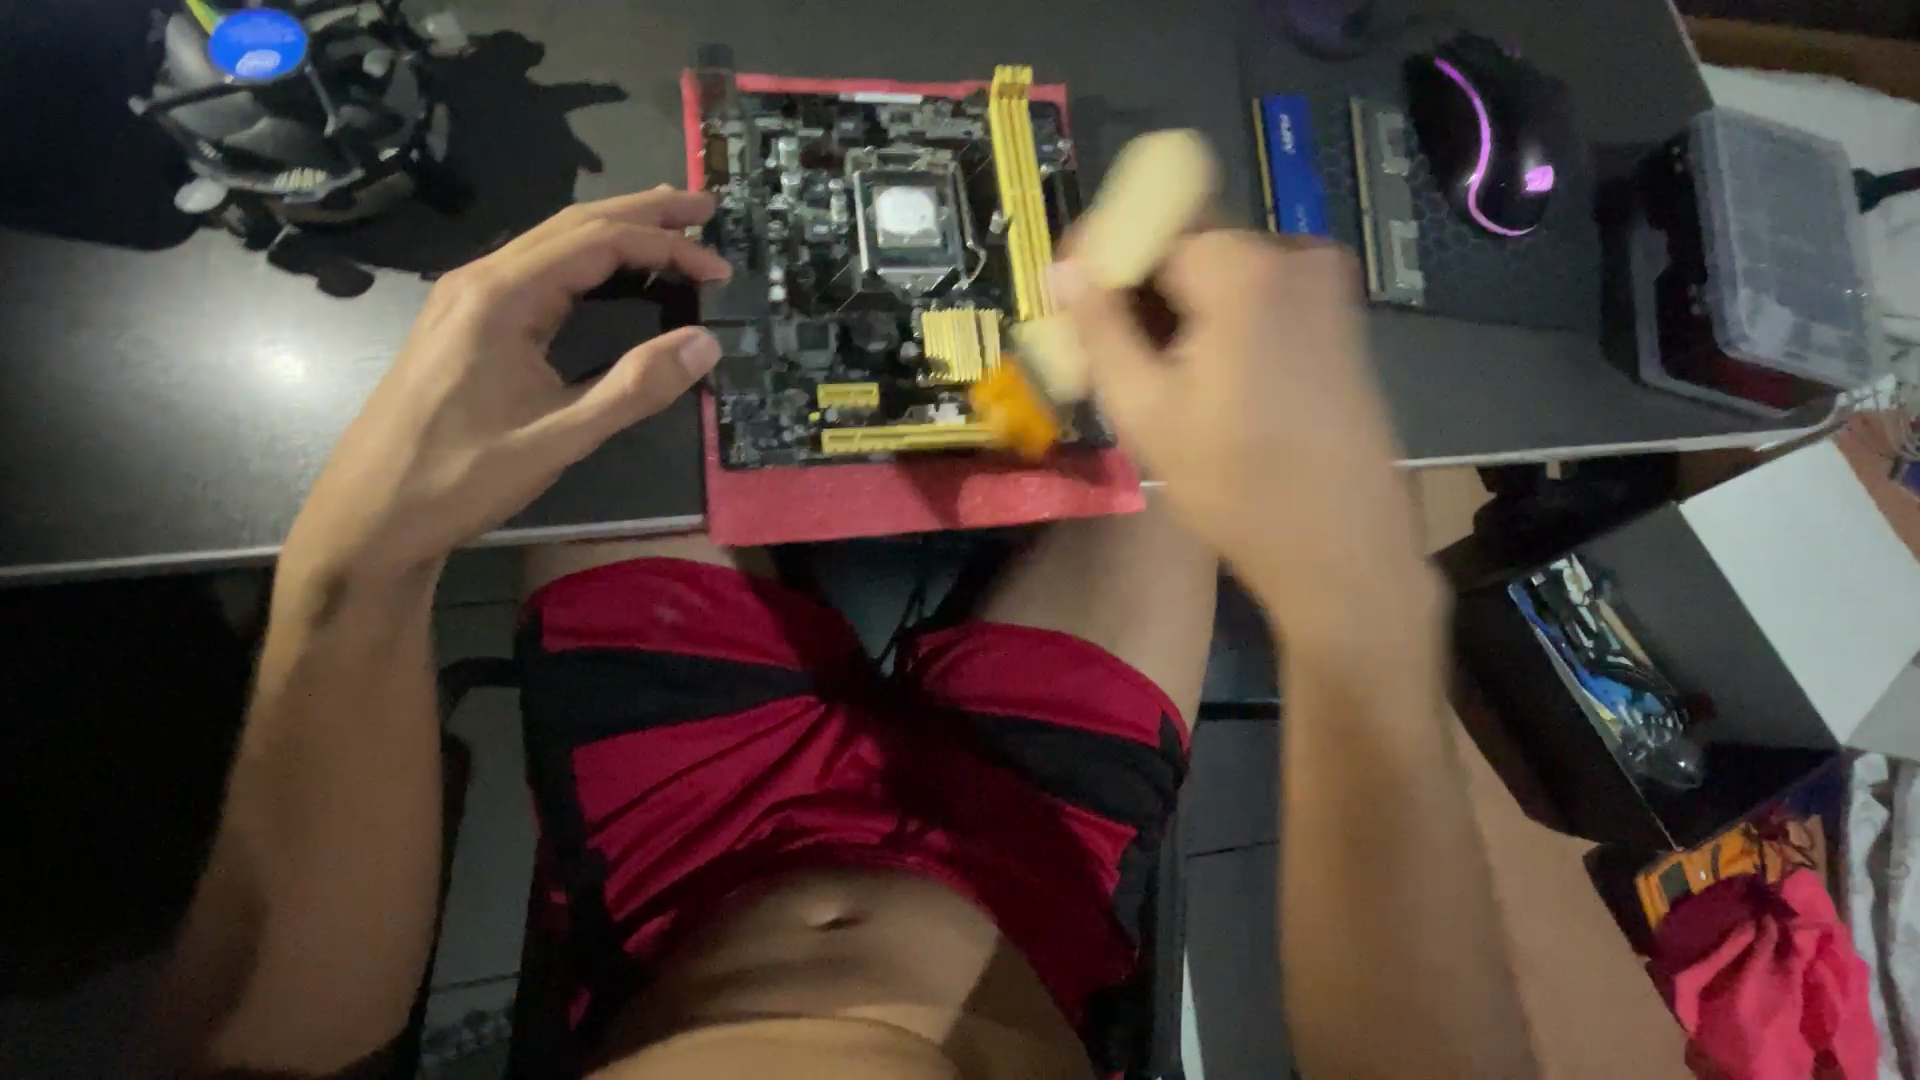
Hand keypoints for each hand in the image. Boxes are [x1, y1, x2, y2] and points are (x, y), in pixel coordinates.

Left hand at [281, 188, 730, 583]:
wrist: (371, 513)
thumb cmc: (463, 477)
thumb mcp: (562, 438)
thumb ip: (635, 387)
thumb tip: (706, 343)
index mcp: (503, 298)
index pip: (599, 244)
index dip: (667, 247)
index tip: (721, 269)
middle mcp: (482, 280)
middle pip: (574, 224)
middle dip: (644, 211)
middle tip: (705, 207)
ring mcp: (468, 298)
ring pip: (553, 243)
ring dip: (615, 229)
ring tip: (670, 226)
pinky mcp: (467, 322)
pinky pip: (538, 271)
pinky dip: (588, 260)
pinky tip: (610, 272)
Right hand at [1055, 231, 1432, 639]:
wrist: (1337, 543)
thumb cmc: (1232, 484)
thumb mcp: (1144, 409)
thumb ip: (1099, 330)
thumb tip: (1062, 269)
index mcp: (1243, 270)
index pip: (1149, 226)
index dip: (1100, 257)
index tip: (1066, 295)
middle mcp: (1294, 256)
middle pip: (1188, 247)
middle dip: (1138, 289)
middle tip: (1101, 347)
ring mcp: (1325, 285)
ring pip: (1221, 274)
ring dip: (1174, 309)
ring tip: (1146, 371)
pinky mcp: (1338, 318)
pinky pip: (1256, 296)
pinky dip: (1216, 321)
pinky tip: (1198, 376)